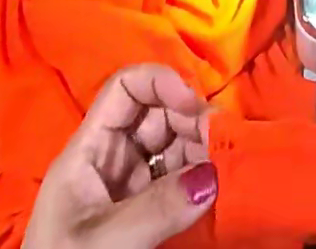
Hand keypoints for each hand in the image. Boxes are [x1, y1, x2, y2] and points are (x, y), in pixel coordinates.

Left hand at [24, 64, 219, 248]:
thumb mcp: (104, 239)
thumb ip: (156, 209)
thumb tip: (212, 176)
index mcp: (89, 146)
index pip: (123, 90)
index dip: (158, 82)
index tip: (193, 103)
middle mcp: (110, 157)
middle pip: (153, 115)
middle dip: (188, 116)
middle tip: (222, 138)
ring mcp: (128, 186)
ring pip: (169, 147)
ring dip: (198, 146)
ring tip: (226, 159)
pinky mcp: (144, 216)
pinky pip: (175, 183)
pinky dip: (198, 178)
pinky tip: (218, 183)